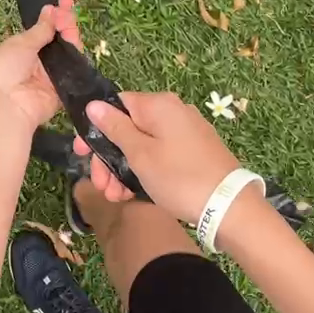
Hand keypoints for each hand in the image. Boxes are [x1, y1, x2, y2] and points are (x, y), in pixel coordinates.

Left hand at [0, 0, 82, 132]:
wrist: (3, 106)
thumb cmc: (2, 69)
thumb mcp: (18, 44)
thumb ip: (40, 30)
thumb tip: (50, 10)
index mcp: (19, 50)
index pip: (41, 30)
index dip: (53, 16)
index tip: (63, 0)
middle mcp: (35, 63)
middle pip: (57, 40)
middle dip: (64, 23)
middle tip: (68, 11)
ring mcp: (49, 77)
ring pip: (68, 54)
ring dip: (71, 37)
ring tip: (70, 24)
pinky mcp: (62, 92)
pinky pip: (73, 73)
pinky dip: (77, 58)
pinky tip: (77, 43)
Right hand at [76, 92, 242, 222]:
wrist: (231, 208)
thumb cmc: (179, 178)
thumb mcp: (140, 154)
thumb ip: (115, 128)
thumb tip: (94, 104)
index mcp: (159, 105)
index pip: (116, 104)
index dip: (95, 129)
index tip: (82, 154)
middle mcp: (174, 111)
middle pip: (128, 127)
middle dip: (109, 157)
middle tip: (100, 185)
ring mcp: (187, 131)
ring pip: (143, 144)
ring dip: (124, 169)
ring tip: (116, 197)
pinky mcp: (196, 150)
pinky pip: (161, 153)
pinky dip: (144, 170)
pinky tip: (134, 193)